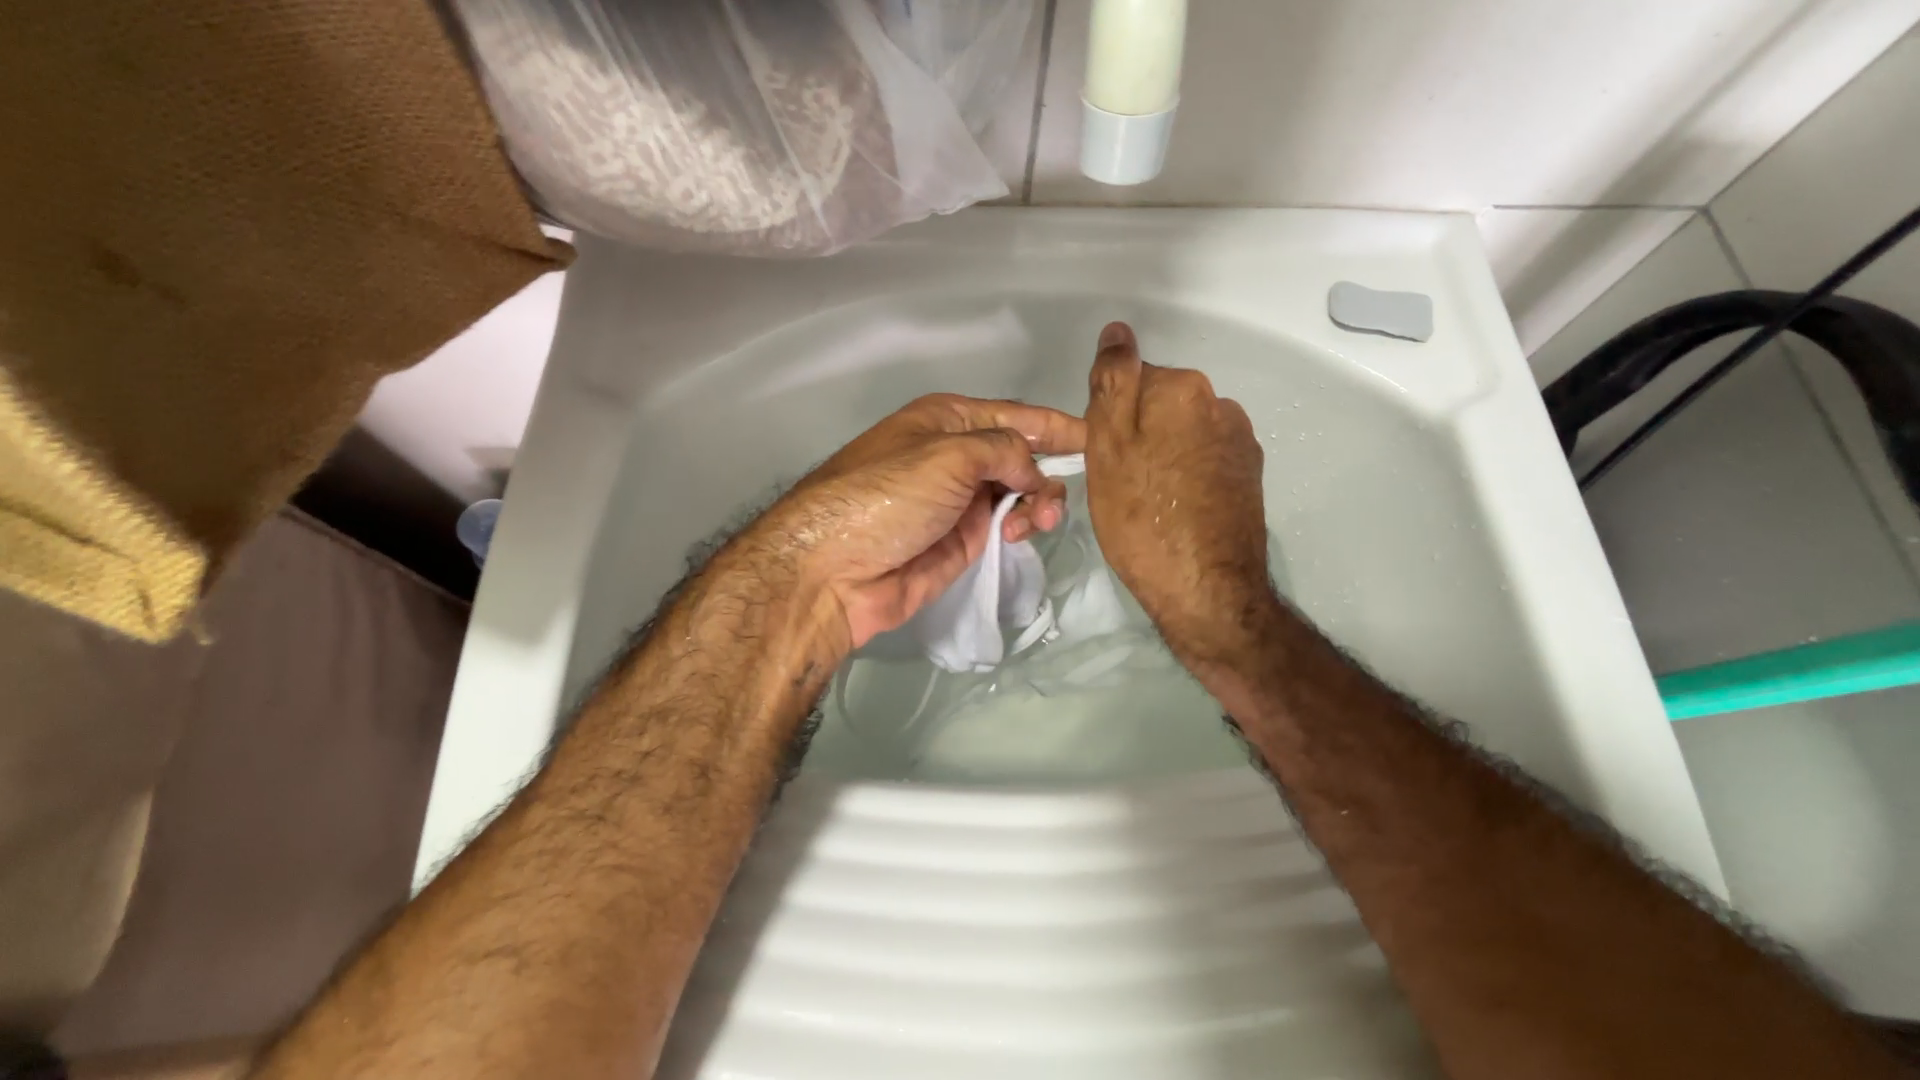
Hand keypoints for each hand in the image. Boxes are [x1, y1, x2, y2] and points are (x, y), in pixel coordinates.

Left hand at [749, 394, 1085, 652]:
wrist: (833, 572)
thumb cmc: (886, 497)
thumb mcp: (947, 454)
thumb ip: (1003, 450)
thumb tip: (1029, 472)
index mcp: (947, 420)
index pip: (1015, 415)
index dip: (1056, 425)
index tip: (1097, 438)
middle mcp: (956, 456)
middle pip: (1023, 455)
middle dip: (1047, 471)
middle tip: (1047, 500)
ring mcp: (961, 501)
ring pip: (1021, 493)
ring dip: (1039, 503)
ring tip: (1034, 523)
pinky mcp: (963, 542)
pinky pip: (1007, 526)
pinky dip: (1022, 527)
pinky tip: (1017, 536)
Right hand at [1083, 322, 1277, 663]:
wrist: (1206, 590)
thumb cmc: (1142, 518)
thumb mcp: (1107, 446)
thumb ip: (1113, 382)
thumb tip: (1118, 331)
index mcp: (1182, 389)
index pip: (1130, 379)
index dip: (1109, 419)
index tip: (1106, 457)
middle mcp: (1220, 404)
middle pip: (1160, 405)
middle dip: (1138, 435)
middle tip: (1122, 484)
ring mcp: (1240, 442)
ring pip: (1182, 433)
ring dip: (1163, 456)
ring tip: (1149, 503)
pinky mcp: (1249, 476)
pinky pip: (1204, 460)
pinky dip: (1186, 477)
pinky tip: (1176, 512)